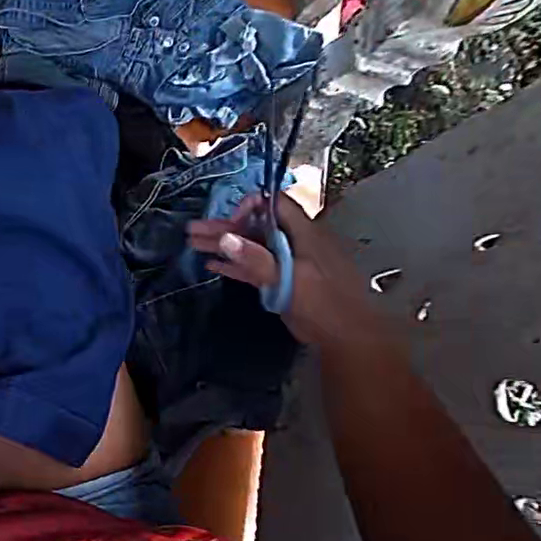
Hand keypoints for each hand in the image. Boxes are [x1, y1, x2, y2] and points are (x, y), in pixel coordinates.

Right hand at [187, 192, 385, 349]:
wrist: (346, 335)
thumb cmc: (324, 303)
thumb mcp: (289, 279)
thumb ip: (256, 260)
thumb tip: (226, 238)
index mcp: (303, 232)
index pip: (274, 204)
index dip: (250, 207)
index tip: (231, 222)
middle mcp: (292, 243)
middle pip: (254, 227)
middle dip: (224, 228)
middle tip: (193, 230)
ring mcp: (286, 263)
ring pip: (251, 248)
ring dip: (224, 246)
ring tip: (194, 243)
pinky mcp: (281, 283)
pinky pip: (255, 269)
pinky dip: (235, 266)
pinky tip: (213, 265)